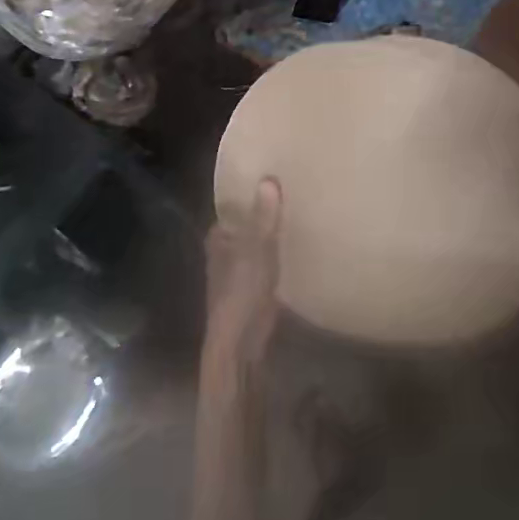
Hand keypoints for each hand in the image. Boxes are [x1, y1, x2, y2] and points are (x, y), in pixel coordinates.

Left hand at [204, 179, 283, 362]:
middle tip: (291, 193)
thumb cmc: (241, 292)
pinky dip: (280, 254)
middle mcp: (225, 253)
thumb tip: (268, 179)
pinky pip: (269, 262)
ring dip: (272, 234)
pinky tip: (300, 247)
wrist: (240, 341)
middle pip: (246, 226)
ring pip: (258, 245)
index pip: (232, 209)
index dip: (248, 195)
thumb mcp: (256, 250)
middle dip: (263, 214)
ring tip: (300, 214)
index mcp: (218, 240)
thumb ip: (263, 217)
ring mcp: (239, 273)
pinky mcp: (255, 289)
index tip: (271, 178)